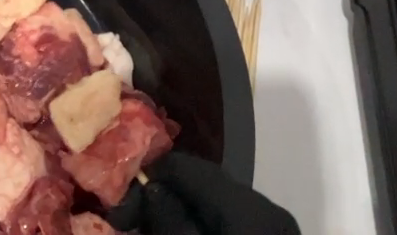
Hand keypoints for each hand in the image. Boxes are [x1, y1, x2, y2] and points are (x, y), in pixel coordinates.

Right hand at [109, 154, 300, 234]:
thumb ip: (168, 221)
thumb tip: (151, 189)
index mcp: (247, 209)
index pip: (185, 168)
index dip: (147, 182)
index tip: (120, 215)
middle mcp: (267, 212)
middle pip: (202, 187)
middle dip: (164, 202)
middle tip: (132, 228)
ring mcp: (276, 234)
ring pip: (215, 210)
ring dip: (182, 220)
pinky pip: (230, 230)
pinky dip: (202, 233)